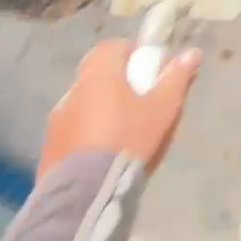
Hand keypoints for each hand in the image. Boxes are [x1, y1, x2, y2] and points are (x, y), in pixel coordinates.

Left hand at [39, 40, 202, 177]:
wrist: (84, 192)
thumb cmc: (128, 137)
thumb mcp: (163, 107)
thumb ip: (176, 77)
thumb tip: (193, 52)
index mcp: (98, 77)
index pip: (108, 48)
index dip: (127, 52)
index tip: (144, 67)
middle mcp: (72, 94)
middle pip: (95, 78)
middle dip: (115, 84)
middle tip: (138, 102)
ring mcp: (55, 124)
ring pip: (82, 105)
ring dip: (99, 110)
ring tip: (120, 131)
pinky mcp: (47, 151)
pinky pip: (71, 132)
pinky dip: (85, 134)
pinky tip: (102, 152)